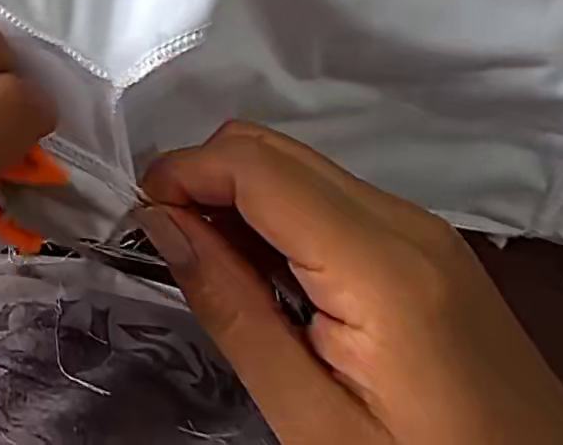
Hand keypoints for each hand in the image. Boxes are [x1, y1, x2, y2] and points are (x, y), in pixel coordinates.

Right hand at [137, 121, 562, 444]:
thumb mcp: (315, 427)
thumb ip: (234, 310)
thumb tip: (162, 222)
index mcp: (380, 263)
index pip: (255, 166)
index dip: (184, 171)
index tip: (141, 217)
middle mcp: (400, 218)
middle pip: (270, 146)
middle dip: (203, 175)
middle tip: (170, 241)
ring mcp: (416, 224)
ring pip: (292, 161)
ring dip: (234, 191)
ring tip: (212, 261)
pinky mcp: (421, 241)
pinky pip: (323, 192)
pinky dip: (272, 209)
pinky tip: (264, 268)